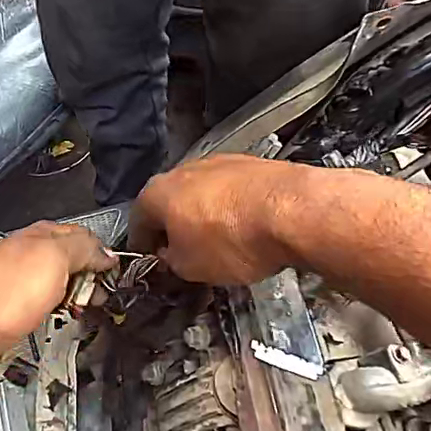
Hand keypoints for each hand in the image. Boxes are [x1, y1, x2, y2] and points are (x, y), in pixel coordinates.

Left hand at [0, 222, 110, 379]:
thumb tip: (105, 251)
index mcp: (37, 237)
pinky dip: (59, 312)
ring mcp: (18, 287)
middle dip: (90, 275)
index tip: (116, 269)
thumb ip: (82, 248)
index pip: (79, 234)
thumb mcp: (53, 258)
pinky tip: (62, 320)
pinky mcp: (12, 314)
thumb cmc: (1, 297)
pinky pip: (44, 307)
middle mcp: (26, 258)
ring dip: (76, 295)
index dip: (101, 250)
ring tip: (87, 307)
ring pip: (57, 285)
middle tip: (103, 293)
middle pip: (69, 260)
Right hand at [132, 156, 307, 285]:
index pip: (137, 222)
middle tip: (186, 255)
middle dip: (175, 227)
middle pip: (170, 203)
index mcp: (156, 193)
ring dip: (205, 215)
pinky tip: (248, 229)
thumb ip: (171, 261)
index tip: (152, 262)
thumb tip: (172, 255)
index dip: (143, 247)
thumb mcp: (190, 268)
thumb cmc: (231, 239)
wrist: (293, 210)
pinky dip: (234, 208)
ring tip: (222, 243)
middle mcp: (182, 170)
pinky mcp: (251, 163)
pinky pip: (232, 191)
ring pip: (202, 194)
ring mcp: (218, 162)